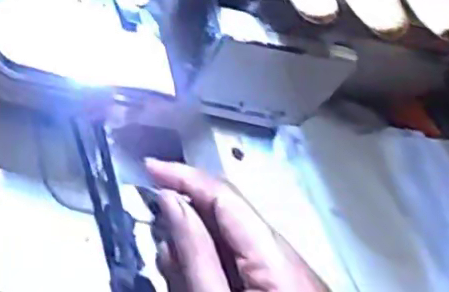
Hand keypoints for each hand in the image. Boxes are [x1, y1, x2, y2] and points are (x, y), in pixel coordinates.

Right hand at [146, 159, 330, 291]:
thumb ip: (195, 254)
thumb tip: (170, 198)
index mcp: (279, 261)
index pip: (226, 195)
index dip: (184, 175)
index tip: (149, 167)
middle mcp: (294, 263)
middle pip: (232, 214)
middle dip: (189, 211)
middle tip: (152, 221)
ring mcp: (298, 282)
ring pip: (238, 239)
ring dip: (200, 242)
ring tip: (171, 261)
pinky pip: (249, 264)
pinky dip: (219, 264)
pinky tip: (197, 276)